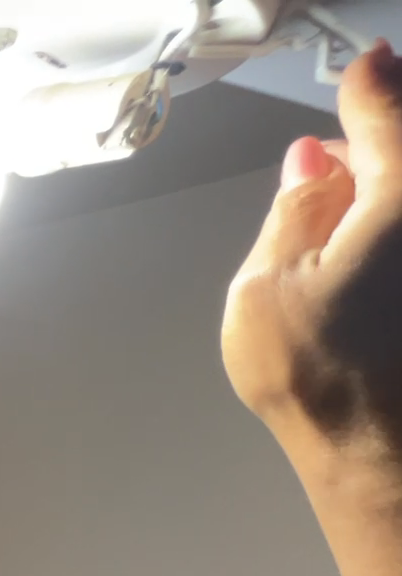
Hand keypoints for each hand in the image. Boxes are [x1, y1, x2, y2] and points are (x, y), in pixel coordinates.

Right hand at [223, 43, 401, 465]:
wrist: (378, 435)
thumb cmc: (315, 366)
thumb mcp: (265, 284)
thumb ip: (294, 215)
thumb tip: (310, 165)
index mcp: (401, 202)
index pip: (390, 122)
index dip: (371, 90)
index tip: (363, 62)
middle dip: (383, 130)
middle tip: (350, 125)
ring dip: (384, 176)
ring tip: (344, 183)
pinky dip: (388, 211)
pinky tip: (363, 221)